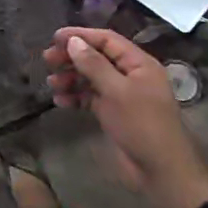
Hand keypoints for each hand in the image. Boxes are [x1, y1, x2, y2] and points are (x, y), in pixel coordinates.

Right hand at [44, 27, 207, 207]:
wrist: (160, 171)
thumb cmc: (142, 125)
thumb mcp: (116, 92)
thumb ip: (94, 64)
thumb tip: (74, 41)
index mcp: (139, 63)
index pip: (107, 40)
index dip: (81, 35)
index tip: (54, 38)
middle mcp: (131, 75)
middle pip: (97, 58)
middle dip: (72, 58)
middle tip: (47, 60)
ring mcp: (122, 95)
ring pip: (92, 78)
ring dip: (71, 78)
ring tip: (52, 84)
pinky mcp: (114, 114)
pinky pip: (91, 98)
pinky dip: (76, 98)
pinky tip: (60, 102)